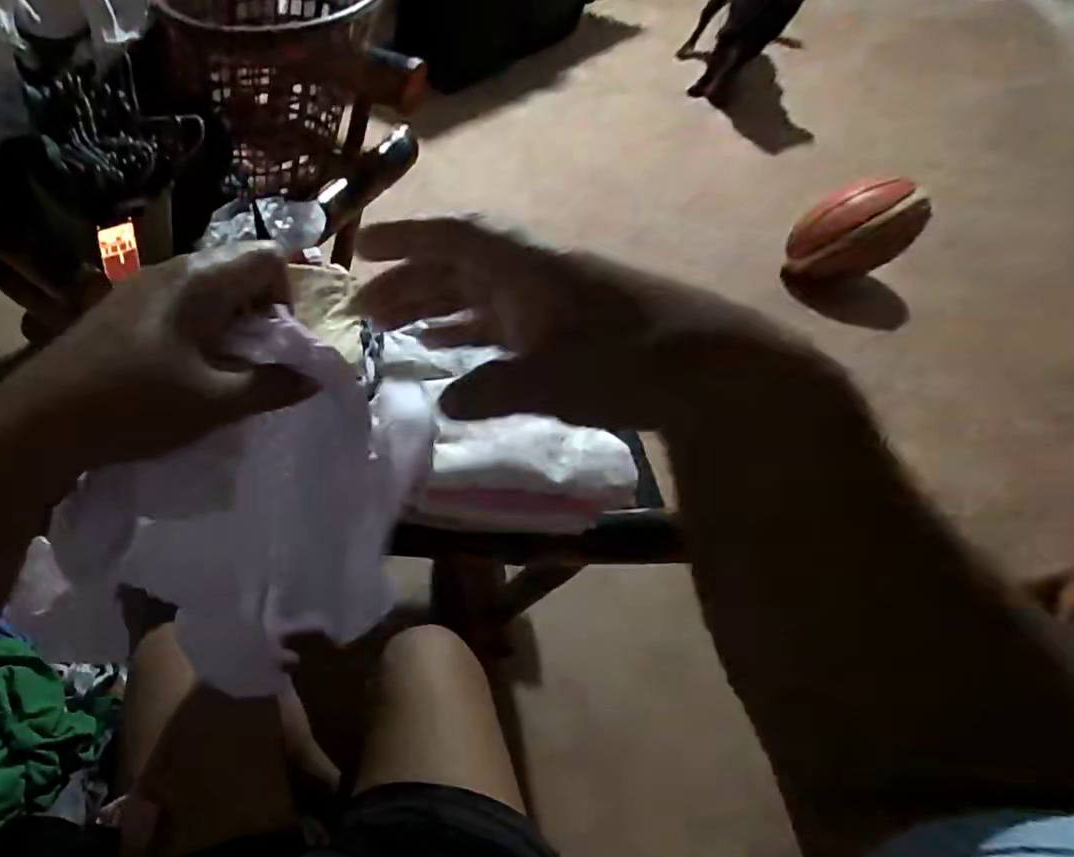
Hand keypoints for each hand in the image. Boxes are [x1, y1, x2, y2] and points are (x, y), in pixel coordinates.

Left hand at [0, 243, 315, 474]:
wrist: (39, 422)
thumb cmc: (133, 407)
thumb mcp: (212, 403)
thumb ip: (269, 386)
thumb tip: (314, 376)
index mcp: (198, 278)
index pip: (268, 255)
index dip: (289, 298)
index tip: (279, 348)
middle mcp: (167, 269)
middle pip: (234, 272)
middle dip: (257, 316)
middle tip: (253, 367)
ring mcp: (134, 288)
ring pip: (201, 294)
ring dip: (223, 329)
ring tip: (216, 377)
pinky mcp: (113, 313)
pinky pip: (170, 311)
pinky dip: (191, 336)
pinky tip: (176, 377)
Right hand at [352, 217, 835, 431]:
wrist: (715, 375)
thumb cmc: (632, 365)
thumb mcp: (553, 381)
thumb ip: (489, 390)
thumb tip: (443, 402)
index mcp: (528, 269)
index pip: (456, 238)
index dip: (406, 238)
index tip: (361, 246)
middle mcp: (531, 277)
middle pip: (454, 267)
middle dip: (403, 283)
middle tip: (358, 310)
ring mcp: (543, 304)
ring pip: (469, 294)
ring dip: (424, 306)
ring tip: (381, 329)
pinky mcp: (553, 331)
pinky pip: (488, 323)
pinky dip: (454, 332)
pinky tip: (431, 348)